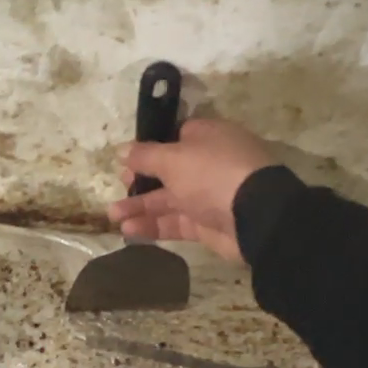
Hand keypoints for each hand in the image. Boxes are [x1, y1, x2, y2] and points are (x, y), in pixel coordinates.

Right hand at [108, 118, 277, 261]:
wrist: (254, 217)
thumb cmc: (212, 174)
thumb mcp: (173, 159)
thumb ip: (144, 155)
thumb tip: (121, 150)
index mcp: (207, 138)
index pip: (175, 137)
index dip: (150, 147)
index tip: (127, 158)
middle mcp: (208, 165)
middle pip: (168, 171)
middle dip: (140, 180)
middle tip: (119, 185)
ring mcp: (208, 196)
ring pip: (168, 199)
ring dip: (140, 206)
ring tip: (113, 215)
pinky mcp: (207, 225)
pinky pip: (175, 222)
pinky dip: (153, 225)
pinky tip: (129, 229)